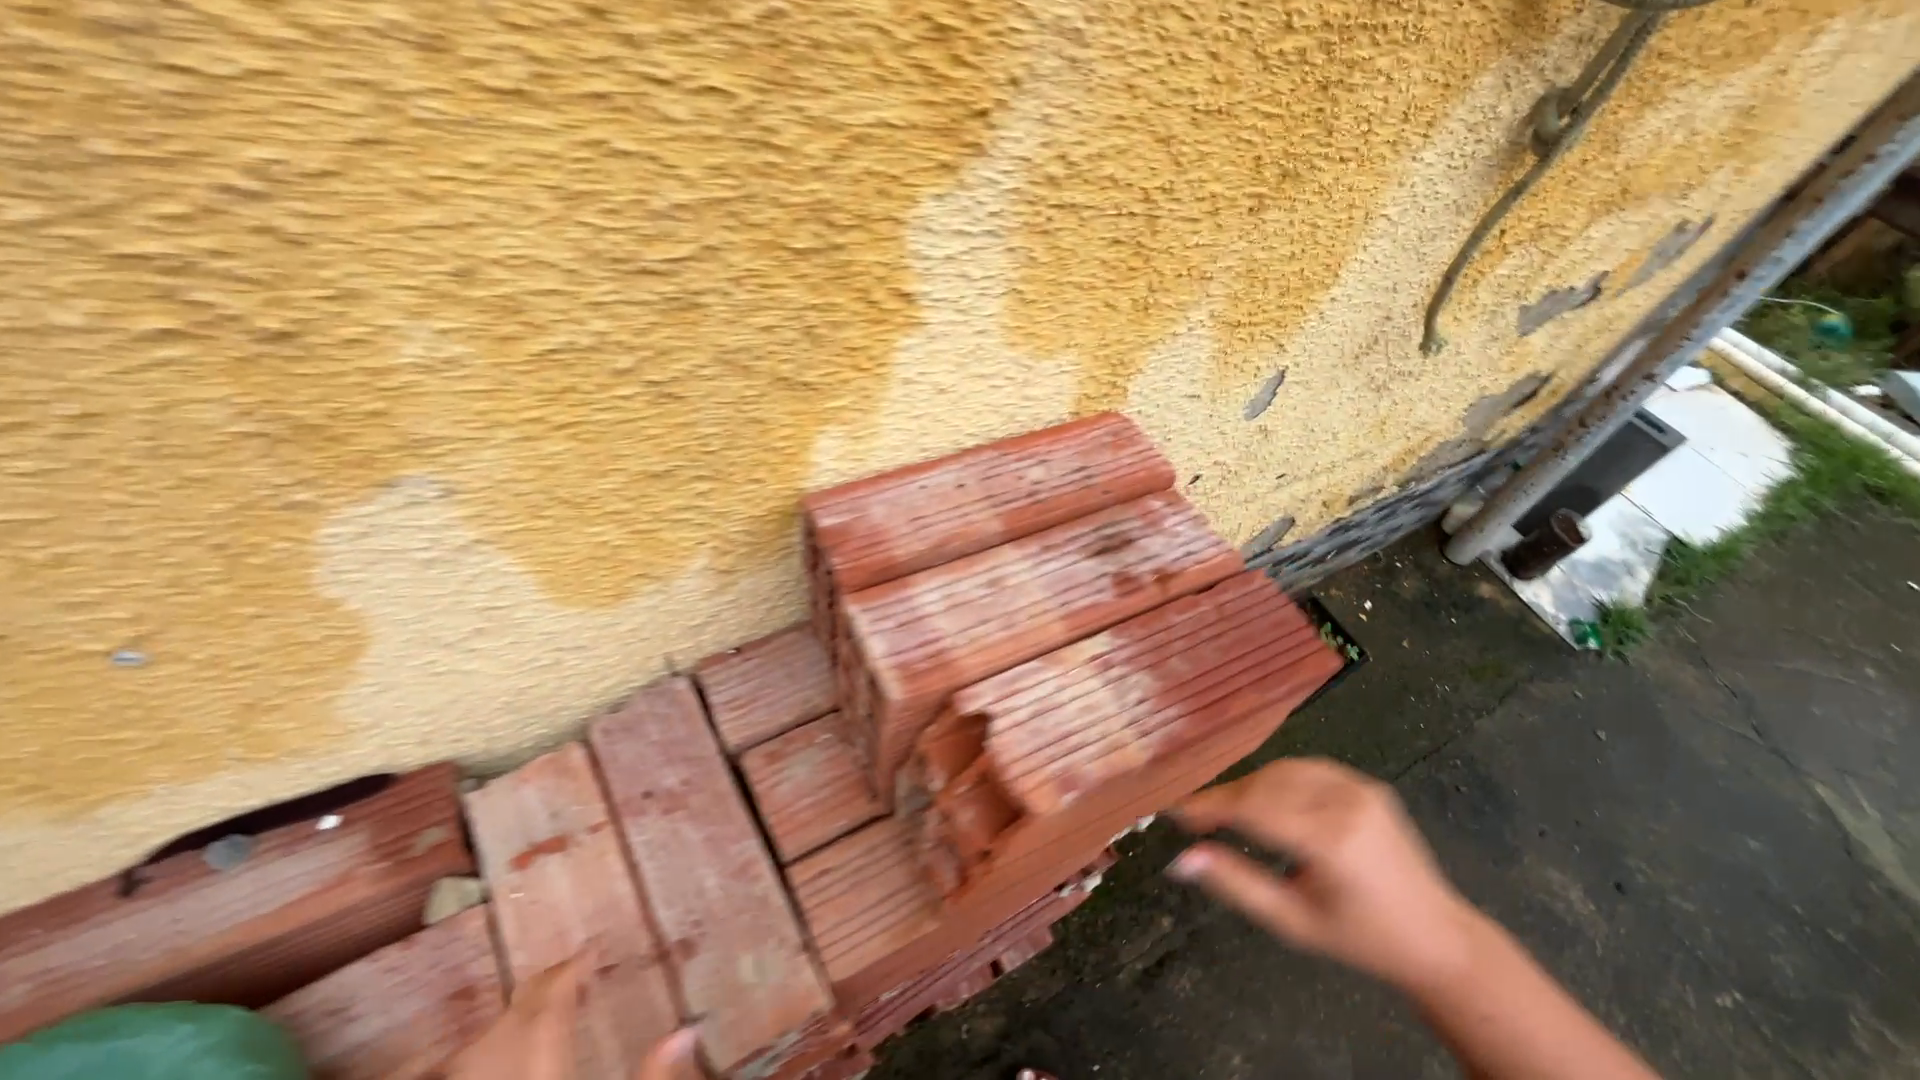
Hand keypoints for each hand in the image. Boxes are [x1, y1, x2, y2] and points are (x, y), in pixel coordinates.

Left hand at [439, 949, 704, 1079]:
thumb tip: (687, 1032)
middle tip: (577, 968)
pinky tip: (523, 1055)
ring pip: (488, 1041)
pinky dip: (501, 1051)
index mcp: (545, 1069)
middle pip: (515, 1015)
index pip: (551, 1004)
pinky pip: (478, 1069)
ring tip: (551, 1005)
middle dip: (545, 984)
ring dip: (520, 1015)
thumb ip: (651, 1077)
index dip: (570, 970)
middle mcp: (506, 1074)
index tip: (593, 947)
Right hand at [1169, 756, 1481, 994]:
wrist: (1436, 936)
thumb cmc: (1360, 939)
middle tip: (1195, 819)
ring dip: (1249, 787)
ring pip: (1283, 771)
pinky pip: (1308, 770)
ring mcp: (1361, 789)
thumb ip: (1235, 885)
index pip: (1252, 809)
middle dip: (1225, 797)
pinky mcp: (1368, 785)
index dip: (1208, 807)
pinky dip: (1277, 780)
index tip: (1175, 812)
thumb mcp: (1292, 922)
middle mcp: (1347, 804)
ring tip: (1225, 812)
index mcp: (1330, 841)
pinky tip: (1263, 800)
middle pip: (1265, 785)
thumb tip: (1181, 861)